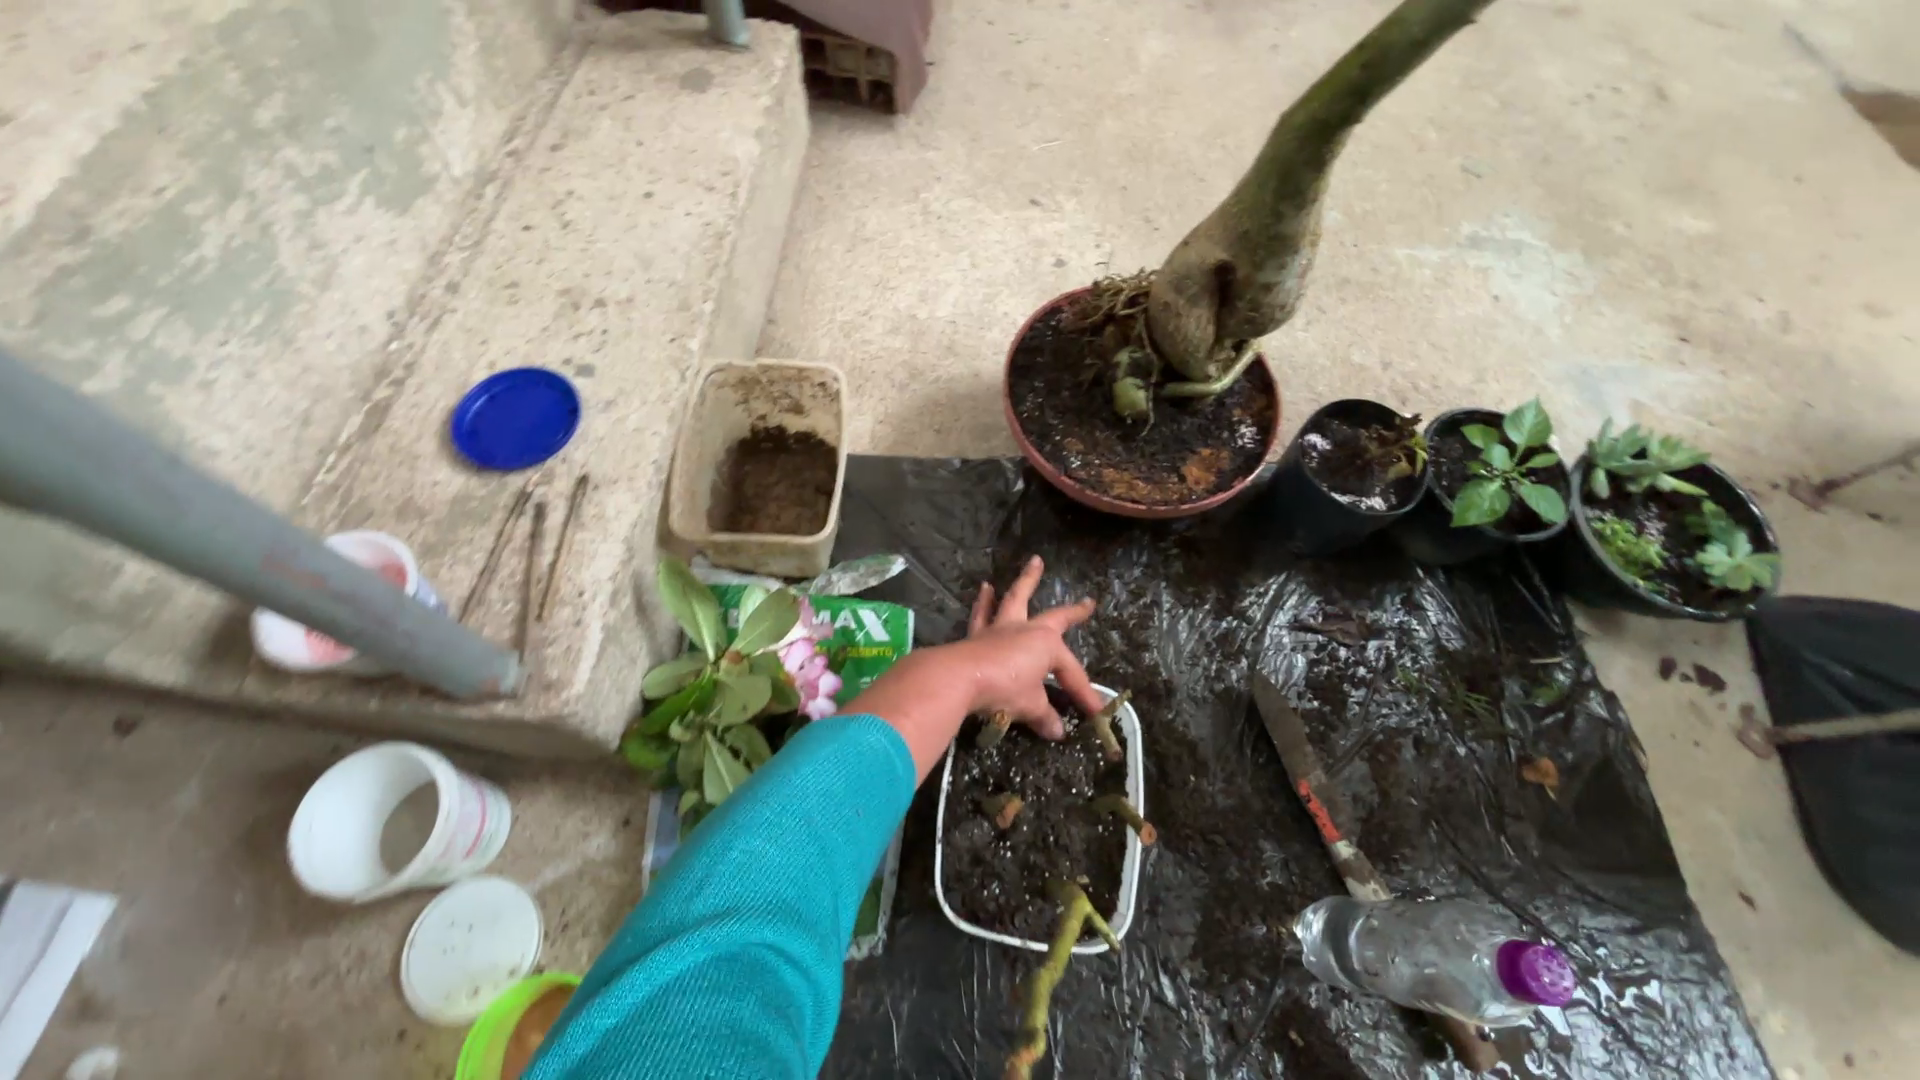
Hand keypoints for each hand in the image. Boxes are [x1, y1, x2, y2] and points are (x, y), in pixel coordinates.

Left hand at [844, 555, 1101, 780]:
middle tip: (1087, 602)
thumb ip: (1044, 716)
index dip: (1084, 694)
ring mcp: (999, 630)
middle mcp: (1025, 630)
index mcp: (1046, 645)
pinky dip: (984, 603)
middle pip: (1054, 617)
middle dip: (1073, 612)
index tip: (1097, 713)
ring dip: (1025, 582)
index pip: (1071, 673)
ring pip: (1015, 600)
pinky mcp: (976, 636)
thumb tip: (1057, 731)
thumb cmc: (1003, 688)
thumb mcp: (1029, 706)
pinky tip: (983, 591)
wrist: (959, 677)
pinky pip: (982, 614)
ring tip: (1032, 564)